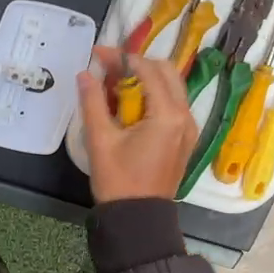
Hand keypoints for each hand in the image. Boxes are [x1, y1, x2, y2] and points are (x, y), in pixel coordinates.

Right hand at [75, 46, 198, 202]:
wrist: (138, 218)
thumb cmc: (118, 180)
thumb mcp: (100, 140)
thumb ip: (93, 102)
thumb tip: (85, 73)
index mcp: (167, 115)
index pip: (147, 69)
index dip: (121, 57)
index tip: (97, 54)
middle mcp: (185, 116)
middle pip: (166, 71)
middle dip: (137, 64)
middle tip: (107, 69)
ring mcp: (188, 128)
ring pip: (171, 87)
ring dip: (145, 79)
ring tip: (115, 87)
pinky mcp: (184, 138)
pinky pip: (171, 105)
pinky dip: (152, 96)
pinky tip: (129, 106)